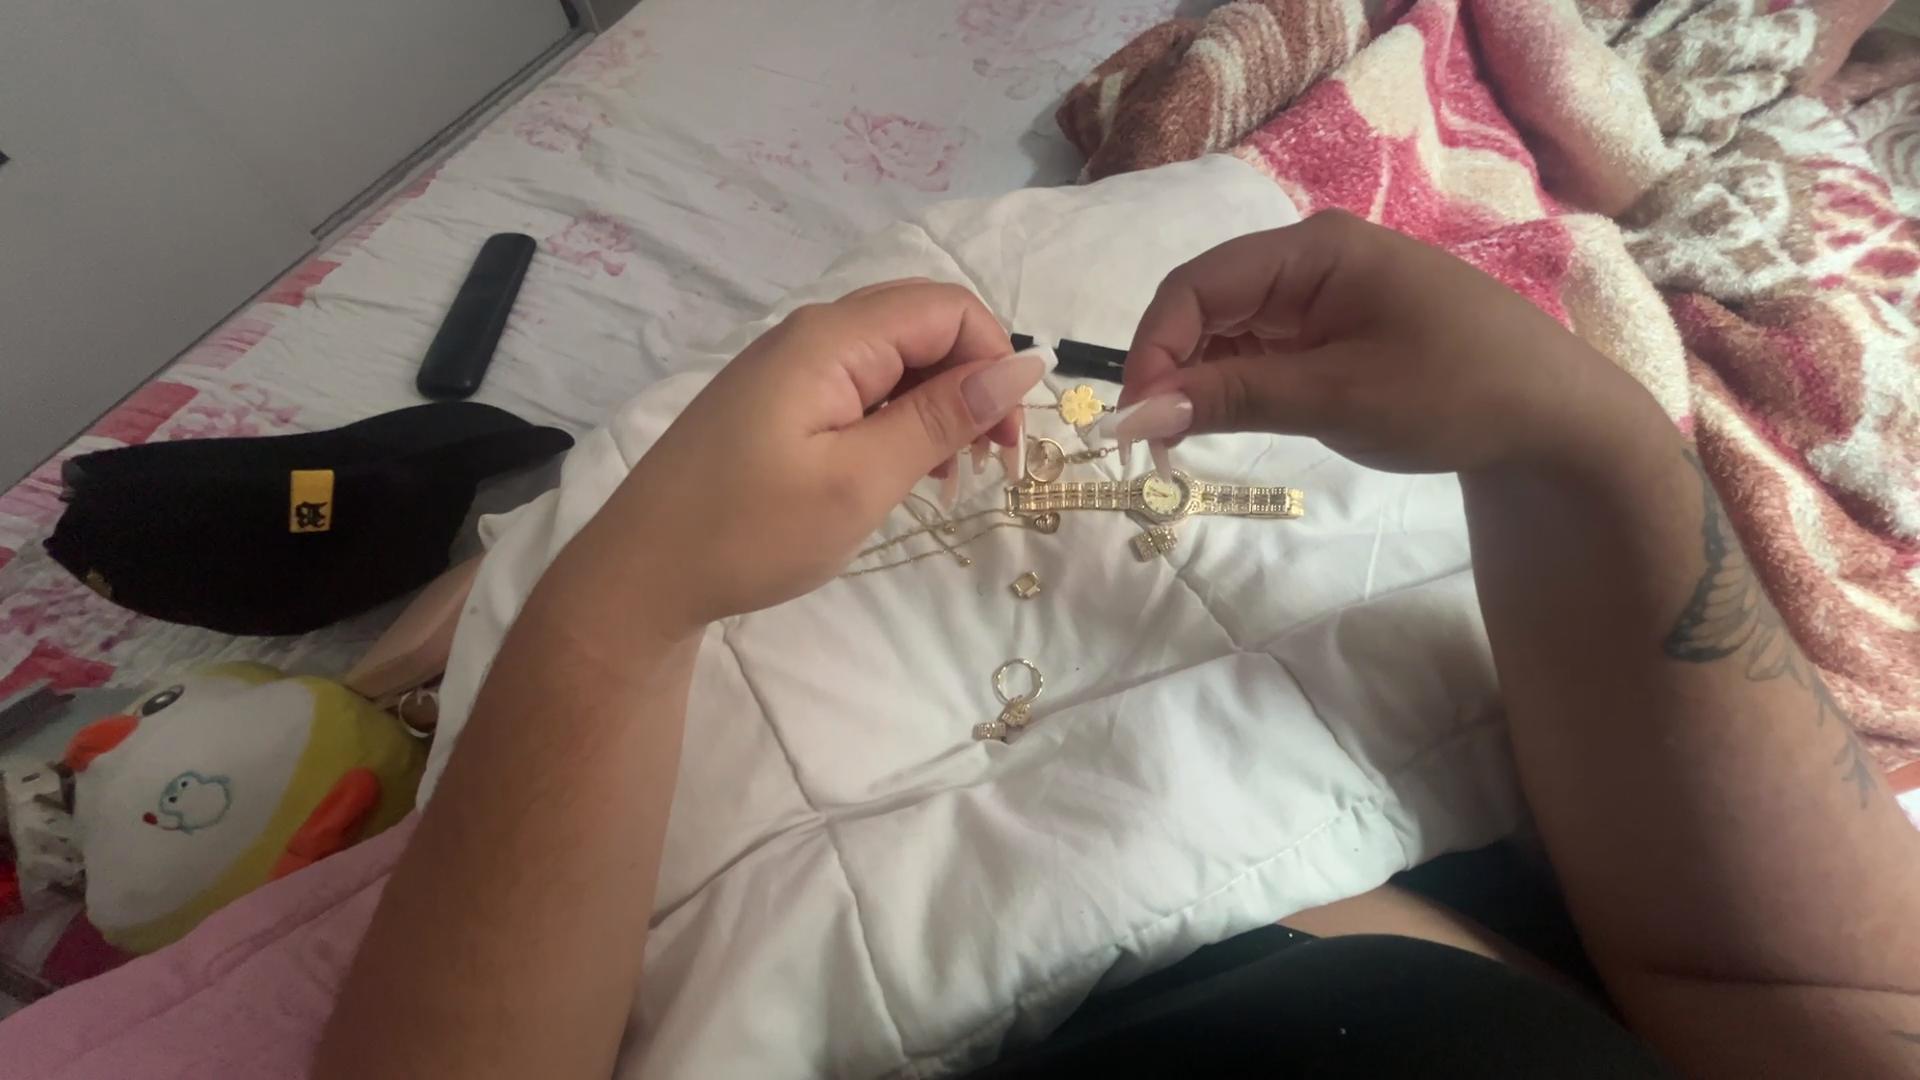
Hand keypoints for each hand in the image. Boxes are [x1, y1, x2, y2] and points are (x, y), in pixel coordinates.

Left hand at [597, 280, 1041, 630]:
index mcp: (831, 339)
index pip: (947, 308)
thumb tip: (1024, 365)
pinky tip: (905, 470)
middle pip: (923, 327)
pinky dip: (900, 423)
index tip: (1007, 440)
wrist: (644, 575)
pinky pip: (864, 391)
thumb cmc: (751, 532)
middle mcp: (813, 335)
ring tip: (948, 476)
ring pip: (896, 362)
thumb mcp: (860, 480)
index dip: (994, 361)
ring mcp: (793, 368)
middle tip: (987, 461)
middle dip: (972, 384)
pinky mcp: (784, 402)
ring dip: (939, 408)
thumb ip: (943, 417)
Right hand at [1106, 210, 1657, 475]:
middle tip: (1152, 436)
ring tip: (1178, 436)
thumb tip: (1137, 415)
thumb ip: (1232, 397)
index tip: (1136, 417)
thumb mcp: (1335, 396)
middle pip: (1203, 304)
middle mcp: (1306, 263)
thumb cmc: (1454, 392)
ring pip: (1220, 331)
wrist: (1550, 422)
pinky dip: (1223, 386)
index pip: (1197, 285)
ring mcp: (1313, 299)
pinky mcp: (1321, 336)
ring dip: (1191, 379)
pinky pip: (1250, 352)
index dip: (1153, 347)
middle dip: (1168, 365)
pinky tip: (1215, 418)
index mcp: (1313, 250)